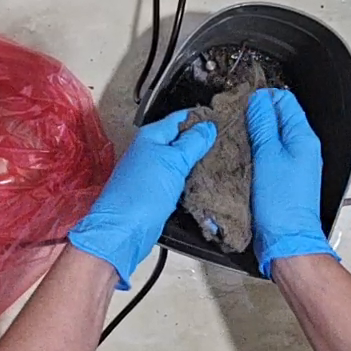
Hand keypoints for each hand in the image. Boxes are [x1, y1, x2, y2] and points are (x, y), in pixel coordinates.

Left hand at [68, 110, 217, 287]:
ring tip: (220, 161)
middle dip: (201, 141)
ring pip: (180, 160)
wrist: (124, 232)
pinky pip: (178, 179)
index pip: (180, 118)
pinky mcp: (156, 192)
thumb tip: (208, 127)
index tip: (222, 121)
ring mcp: (152, 172)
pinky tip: (204, 182)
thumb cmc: (140, 195)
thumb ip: (192, 143)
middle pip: (181, 139)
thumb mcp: (173, 162)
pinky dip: (190, 179)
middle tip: (226, 143)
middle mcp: (150, 152)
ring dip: (197, 162)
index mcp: (151, 136)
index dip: (201, 118)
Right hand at [246, 88, 337, 275]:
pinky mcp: (284, 180)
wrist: (286, 240)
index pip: (285, 101)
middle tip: (234, 120)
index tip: (241, 101)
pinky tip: (242, 157)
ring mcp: (295, 165)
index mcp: (303, 137)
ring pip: (273, 138)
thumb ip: (264, 125)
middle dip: (257, 115)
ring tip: (235, 137)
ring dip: (255, 135)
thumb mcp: (268, 156)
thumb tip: (258, 100)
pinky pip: (270, 157)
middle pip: (279, 118)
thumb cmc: (280, 202)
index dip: (263, 97)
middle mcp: (303, 148)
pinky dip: (256, 153)